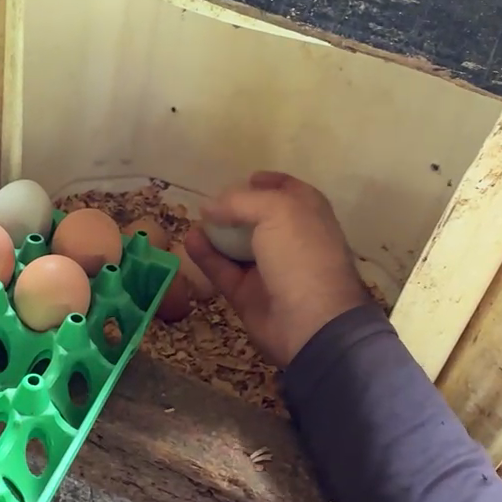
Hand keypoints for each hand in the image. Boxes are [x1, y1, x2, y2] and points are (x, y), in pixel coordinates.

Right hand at [184, 171, 369, 365]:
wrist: (311, 323)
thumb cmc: (302, 256)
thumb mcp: (277, 211)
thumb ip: (241, 201)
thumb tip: (209, 206)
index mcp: (309, 216)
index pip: (289, 191)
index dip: (269, 183)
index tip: (246, 178)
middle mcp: (290, 240)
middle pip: (260, 219)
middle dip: (236, 209)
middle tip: (211, 204)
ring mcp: (269, 269)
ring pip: (237, 246)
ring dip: (216, 232)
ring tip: (194, 220)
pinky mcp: (249, 295)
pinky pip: (224, 271)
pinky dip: (207, 256)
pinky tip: (190, 240)